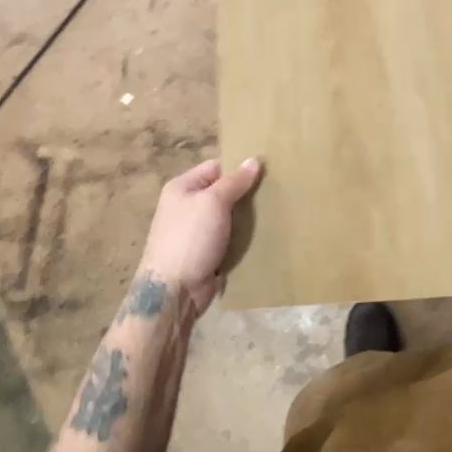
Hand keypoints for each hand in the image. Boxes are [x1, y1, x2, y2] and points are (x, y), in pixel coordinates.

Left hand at [138, 157, 261, 313]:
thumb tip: (253, 160)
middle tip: (276, 191)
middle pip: (223, 192)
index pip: (216, 167)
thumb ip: (234, 181)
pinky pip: (229, 238)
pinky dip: (243, 238)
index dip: (239, 167)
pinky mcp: (206, 253)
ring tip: (275, 212)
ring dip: (247, 218)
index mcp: (182, 187)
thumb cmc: (190, 239)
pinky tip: (264, 236)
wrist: (175, 292)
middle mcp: (187, 206)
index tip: (267, 170)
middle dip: (246, 193)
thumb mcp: (213, 203)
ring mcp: (196, 231)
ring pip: (228, 217)